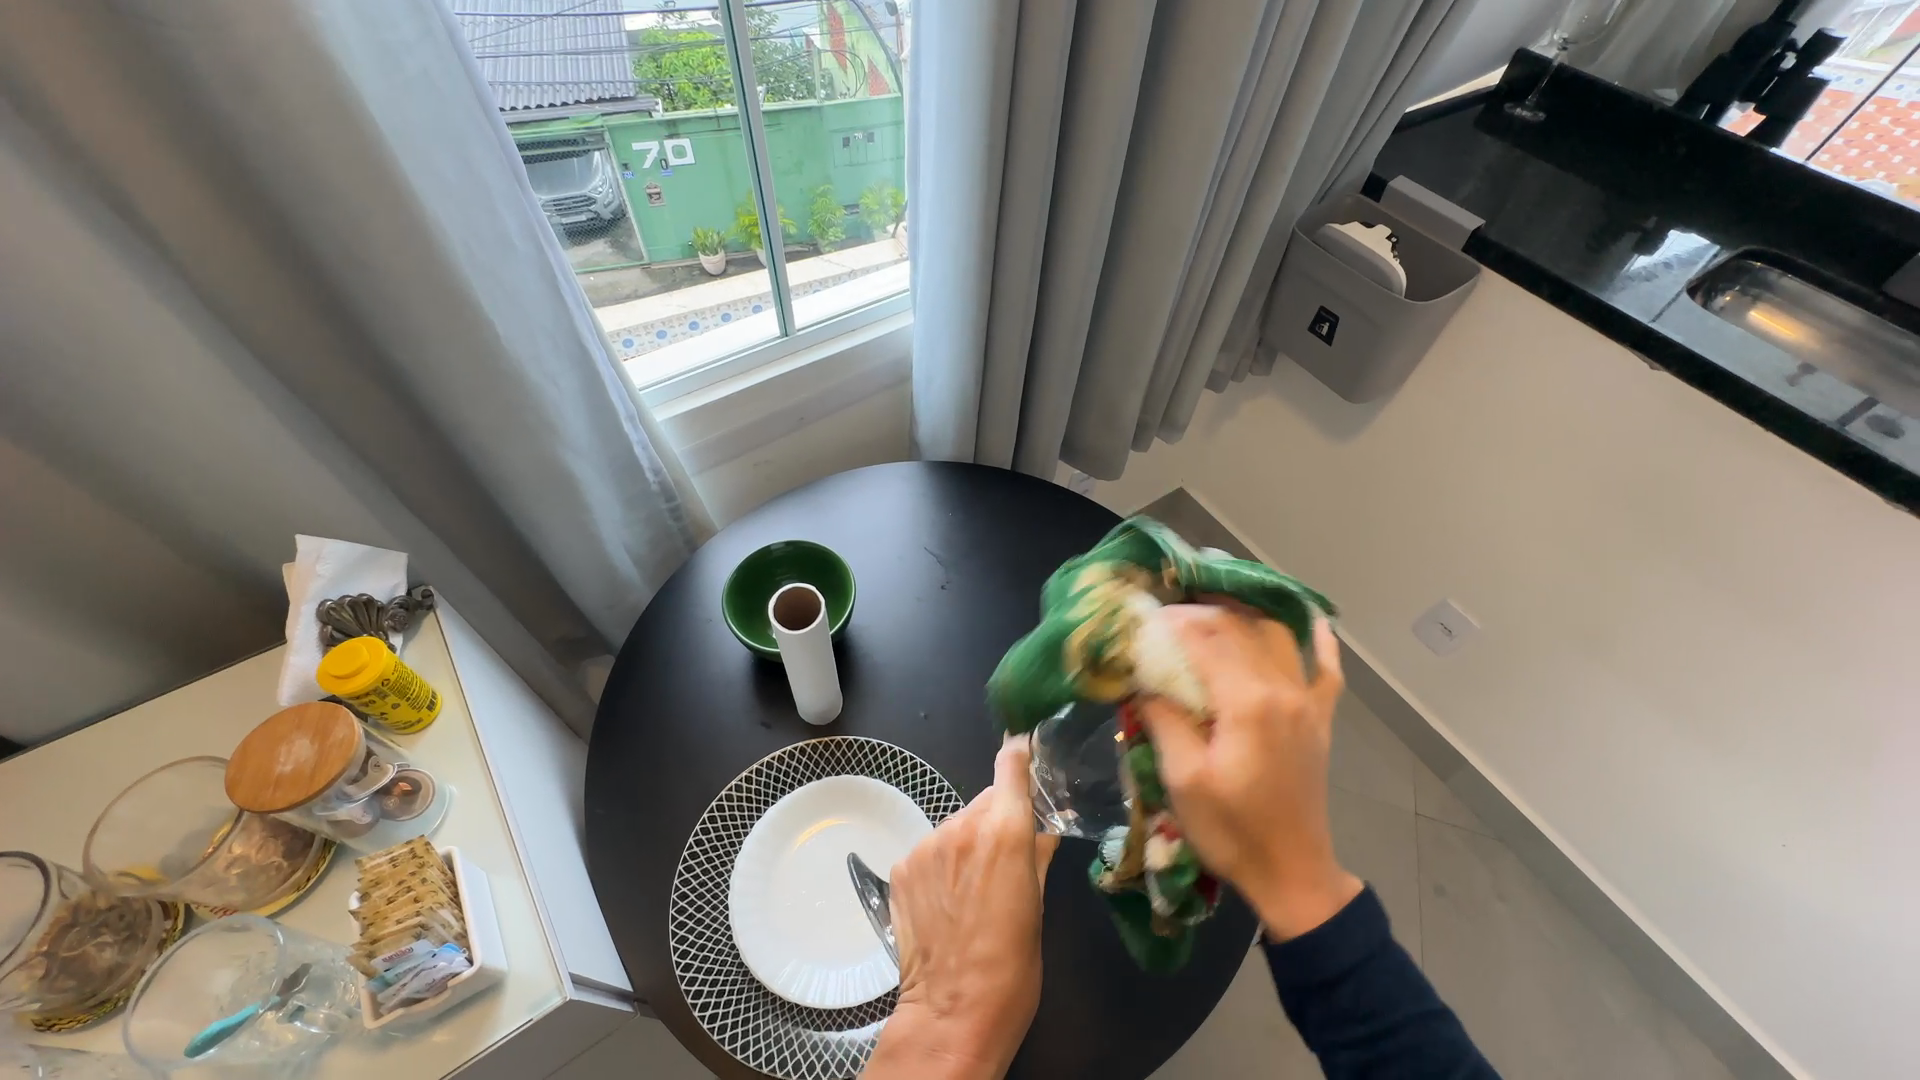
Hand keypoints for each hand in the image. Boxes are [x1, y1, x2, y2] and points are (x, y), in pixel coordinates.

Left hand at [863, 738, 1057, 1079]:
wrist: (953, 1011)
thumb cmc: (1013, 965)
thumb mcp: (1038, 906)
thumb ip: (1037, 853)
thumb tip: (1041, 826)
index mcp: (1005, 831)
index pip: (1010, 765)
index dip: (1020, 755)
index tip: (1026, 753)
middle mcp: (961, 826)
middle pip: (985, 800)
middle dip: (998, 818)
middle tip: (1006, 857)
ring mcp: (926, 845)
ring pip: (956, 825)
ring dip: (968, 843)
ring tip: (974, 889)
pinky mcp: (901, 866)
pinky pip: (930, 849)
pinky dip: (942, 863)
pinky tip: (948, 900)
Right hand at [1136, 604, 1362, 940]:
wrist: (1291, 873)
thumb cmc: (1230, 830)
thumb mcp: (1183, 778)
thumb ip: (1164, 718)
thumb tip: (1144, 677)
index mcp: (1247, 702)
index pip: (1205, 639)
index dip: (1171, 622)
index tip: (1142, 617)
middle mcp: (1282, 689)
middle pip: (1239, 629)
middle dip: (1199, 613)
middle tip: (1164, 615)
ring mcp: (1307, 702)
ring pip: (1277, 637)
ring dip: (1244, 616)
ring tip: (1212, 608)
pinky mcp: (1320, 720)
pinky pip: (1326, 670)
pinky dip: (1320, 642)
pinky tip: (1312, 620)